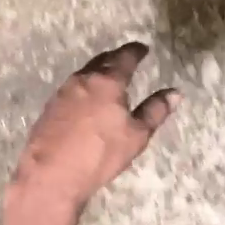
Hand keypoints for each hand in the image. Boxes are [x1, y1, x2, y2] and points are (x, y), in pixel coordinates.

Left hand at [10, 42, 179, 214]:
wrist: (50, 175)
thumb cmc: (100, 154)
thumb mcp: (136, 135)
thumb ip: (155, 111)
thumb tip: (175, 93)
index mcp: (107, 82)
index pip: (125, 57)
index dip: (136, 51)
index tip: (143, 48)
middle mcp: (83, 80)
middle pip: (102, 60)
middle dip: (116, 58)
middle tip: (126, 60)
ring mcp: (63, 92)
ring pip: (85, 73)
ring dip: (98, 72)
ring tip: (108, 79)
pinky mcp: (50, 107)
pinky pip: (72, 88)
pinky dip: (85, 87)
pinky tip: (87, 100)